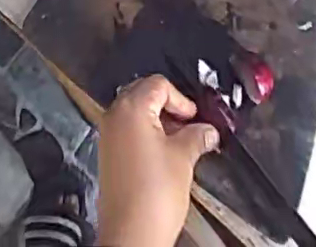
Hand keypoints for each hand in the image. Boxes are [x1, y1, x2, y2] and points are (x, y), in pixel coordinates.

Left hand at [97, 75, 218, 246]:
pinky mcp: (107, 153)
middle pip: (144, 92)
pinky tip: (161, 152)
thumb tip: (209, 130)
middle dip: (168, 105)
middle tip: (188, 123)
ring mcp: (108, 133)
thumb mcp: (182, 158)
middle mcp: (115, 114)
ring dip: (157, 118)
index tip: (195, 118)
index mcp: (132, 108)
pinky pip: (127, 128)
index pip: (158, 84)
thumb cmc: (156, 193)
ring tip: (178, 139)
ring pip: (135, 110)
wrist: (130, 237)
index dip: (181, 99)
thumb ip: (196, 136)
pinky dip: (144, 131)